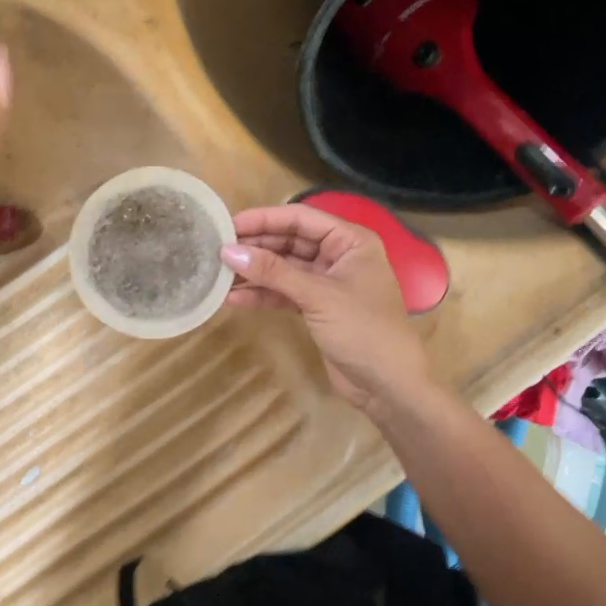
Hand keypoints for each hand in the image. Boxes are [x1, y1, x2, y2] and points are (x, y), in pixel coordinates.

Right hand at [221, 204, 431, 415]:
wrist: (388, 386)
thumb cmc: (363, 330)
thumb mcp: (317, 296)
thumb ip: (273, 272)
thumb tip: (228, 251)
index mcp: (350, 241)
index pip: (301, 218)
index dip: (264, 219)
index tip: (229, 224)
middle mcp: (339, 256)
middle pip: (290, 241)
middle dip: (256, 246)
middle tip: (217, 249)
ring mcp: (327, 283)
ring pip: (284, 268)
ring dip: (255, 271)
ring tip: (218, 273)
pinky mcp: (317, 308)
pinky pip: (285, 292)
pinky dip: (263, 295)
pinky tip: (234, 298)